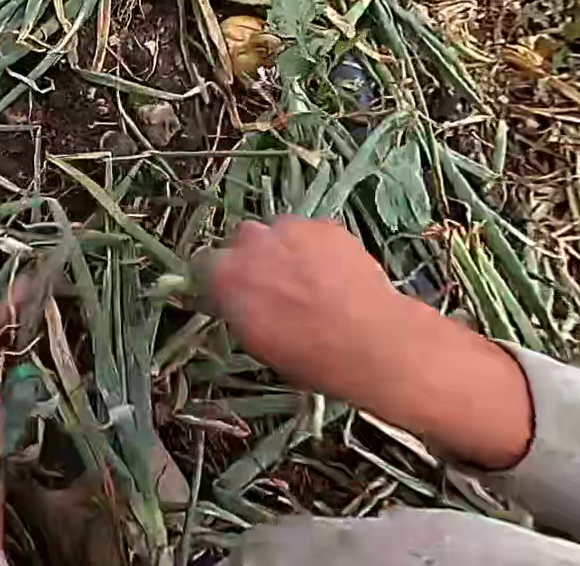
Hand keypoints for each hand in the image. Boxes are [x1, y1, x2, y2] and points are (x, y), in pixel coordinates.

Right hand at [199, 217, 532, 469]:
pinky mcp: (323, 223)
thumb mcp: (258, 342)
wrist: (373, 341)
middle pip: (243, 242)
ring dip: (285, 251)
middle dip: (254, 259)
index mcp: (227, 273)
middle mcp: (252, 240)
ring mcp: (290, 226)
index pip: (206, 264)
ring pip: (278, 234)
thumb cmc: (310, 355)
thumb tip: (235, 295)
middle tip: (275, 288)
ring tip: (311, 282)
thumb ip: (238, 307)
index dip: (221, 279)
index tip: (235, 293)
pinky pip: (310, 233)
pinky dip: (316, 247)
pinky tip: (334, 274)